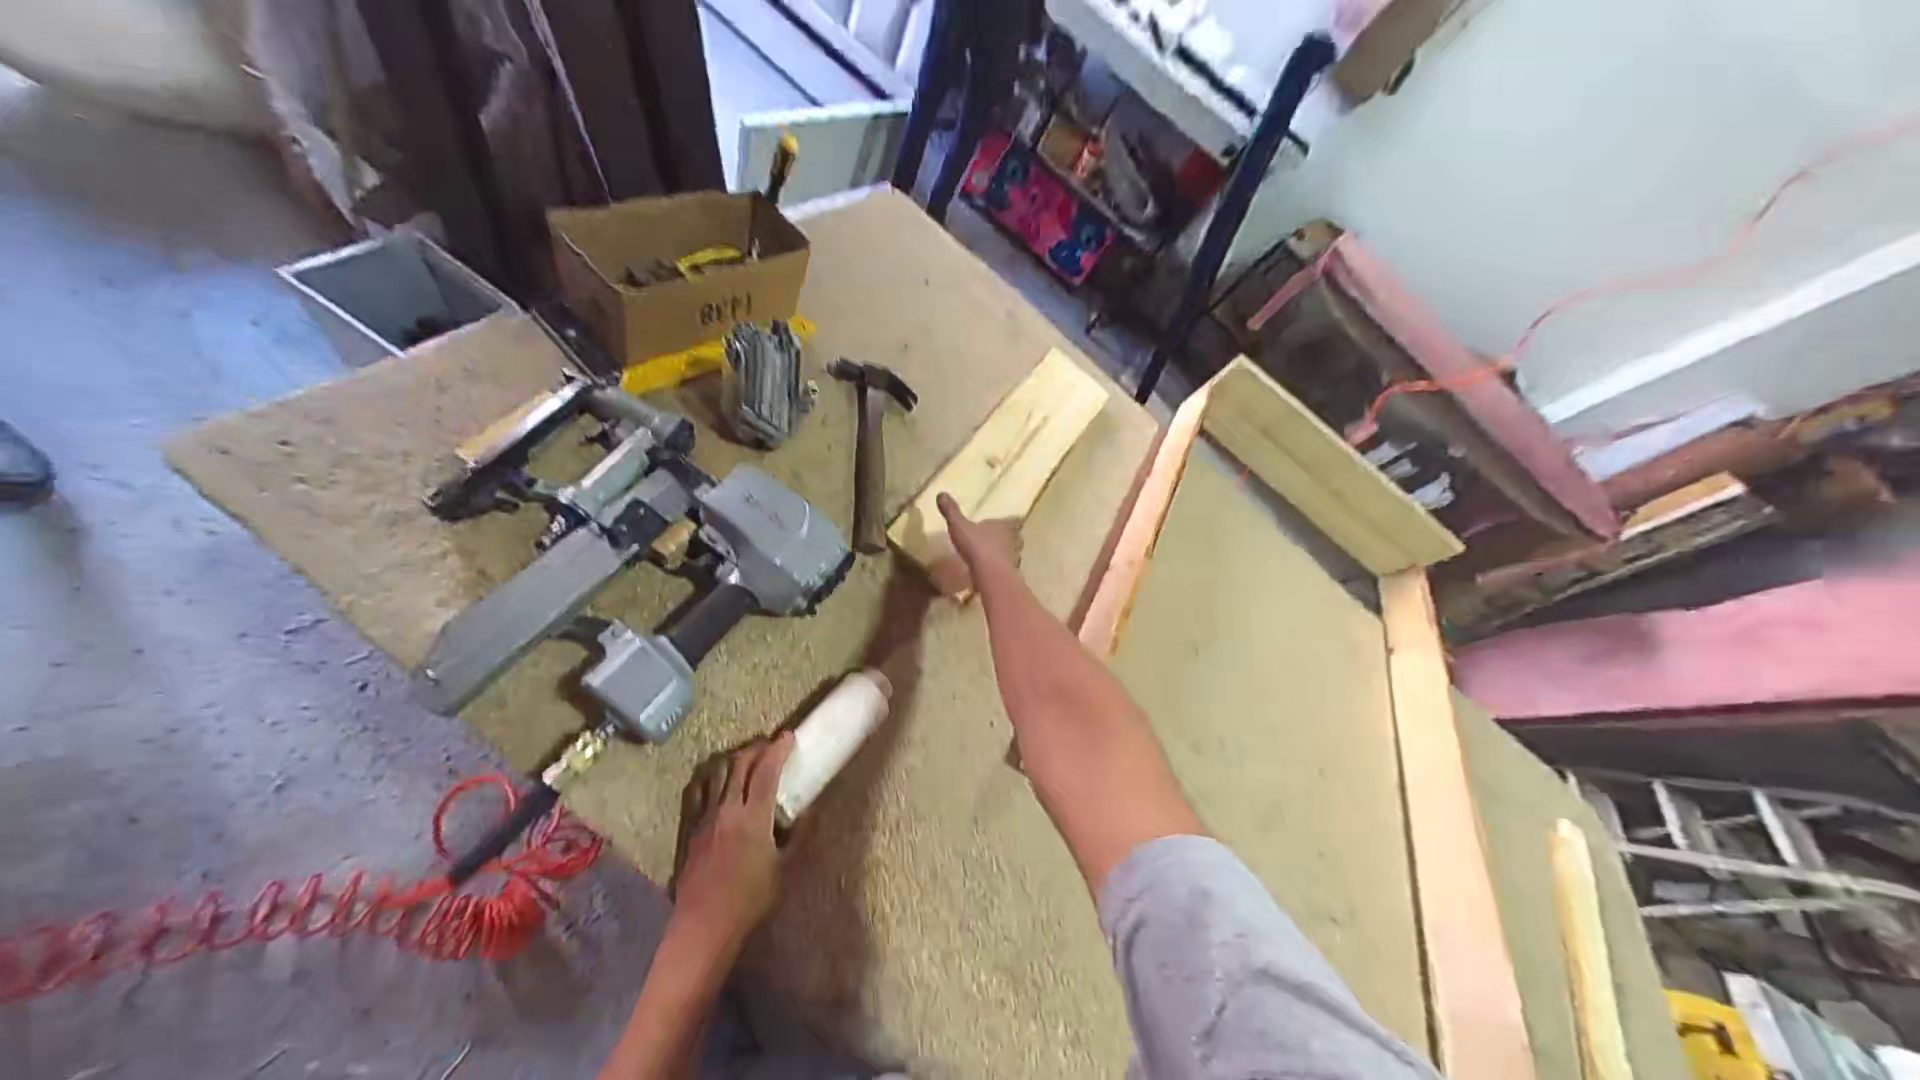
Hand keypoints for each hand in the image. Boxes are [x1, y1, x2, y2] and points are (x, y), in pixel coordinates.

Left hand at [670, 734, 794, 951]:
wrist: (704, 925)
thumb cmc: (749, 900)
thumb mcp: (783, 869)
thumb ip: (798, 837)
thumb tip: (811, 813)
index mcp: (753, 817)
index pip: (766, 771)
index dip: (779, 749)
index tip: (788, 737)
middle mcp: (727, 809)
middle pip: (740, 764)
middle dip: (757, 748)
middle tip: (770, 745)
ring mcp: (705, 818)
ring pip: (716, 773)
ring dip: (733, 759)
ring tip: (745, 759)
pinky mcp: (691, 829)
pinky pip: (698, 792)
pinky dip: (710, 778)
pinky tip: (716, 781)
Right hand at [936, 493, 1022, 592]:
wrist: (990, 573)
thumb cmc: (976, 546)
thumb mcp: (959, 526)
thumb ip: (951, 512)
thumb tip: (941, 493)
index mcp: (1003, 526)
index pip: (1013, 521)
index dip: (1010, 522)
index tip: (1008, 524)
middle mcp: (1013, 540)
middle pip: (1016, 538)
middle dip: (1009, 539)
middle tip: (1000, 541)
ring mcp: (1014, 559)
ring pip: (1014, 554)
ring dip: (1006, 555)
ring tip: (995, 558)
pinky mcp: (1011, 575)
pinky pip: (1007, 571)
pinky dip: (1001, 571)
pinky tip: (992, 574)